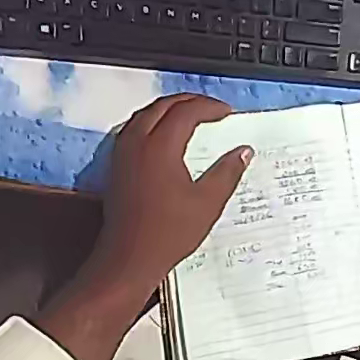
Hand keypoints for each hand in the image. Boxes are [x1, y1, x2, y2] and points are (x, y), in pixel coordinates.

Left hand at [85, 94, 251, 300]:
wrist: (129, 257)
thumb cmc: (169, 233)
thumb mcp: (207, 203)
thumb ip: (227, 172)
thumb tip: (244, 152)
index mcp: (160, 147)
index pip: (186, 111)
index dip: (209, 107)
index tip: (226, 112)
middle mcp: (137, 142)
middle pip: (163, 106)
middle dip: (189, 102)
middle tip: (211, 109)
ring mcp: (122, 153)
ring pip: (145, 114)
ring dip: (169, 109)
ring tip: (190, 116)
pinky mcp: (115, 165)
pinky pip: (133, 128)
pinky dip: (152, 121)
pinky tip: (163, 135)